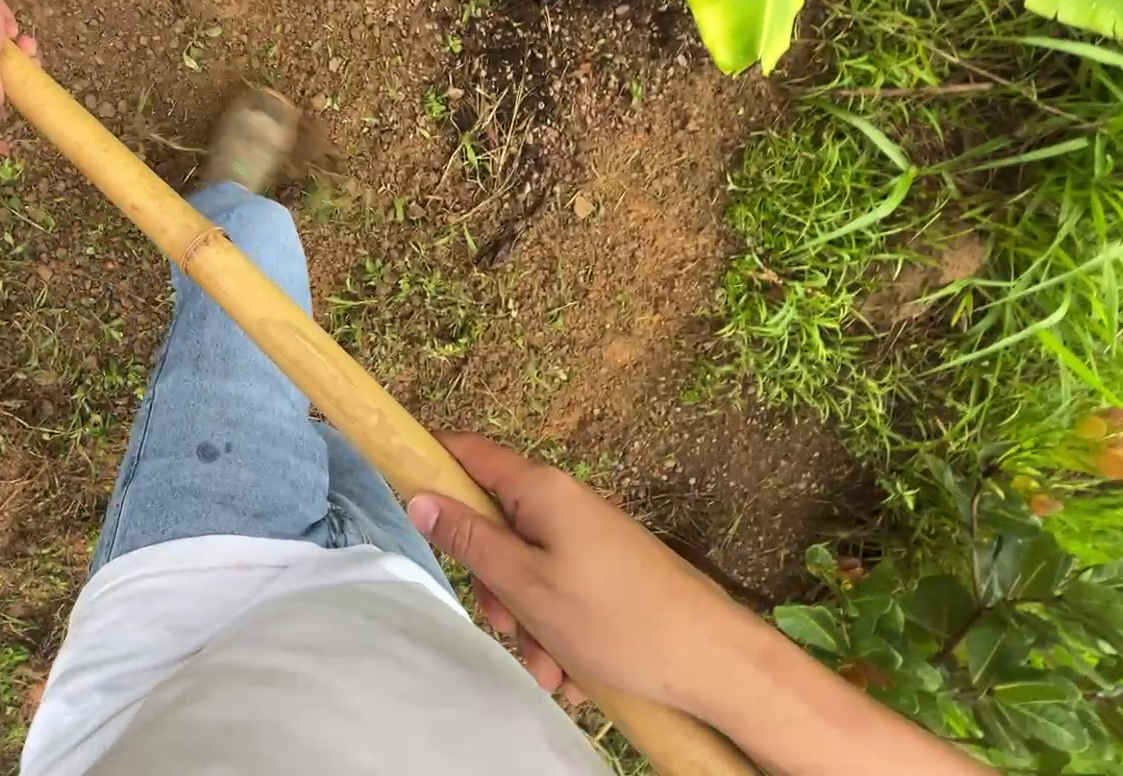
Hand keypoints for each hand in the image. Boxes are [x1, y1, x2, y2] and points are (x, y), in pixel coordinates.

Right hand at [407, 432, 762, 712]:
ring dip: (524, 617)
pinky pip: (558, 588)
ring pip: (525, 565)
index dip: (432, 461)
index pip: (469, 451)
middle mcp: (561, 501)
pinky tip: (572, 671)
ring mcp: (586, 535)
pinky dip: (554, 627)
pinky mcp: (605, 569)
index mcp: (540, 489)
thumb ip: (469, 539)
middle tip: (502, 623)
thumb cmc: (616, 618)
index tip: (403, 486)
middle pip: (494, 522)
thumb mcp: (527, 584)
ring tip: (549, 667)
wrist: (719, 664)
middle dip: (489, 577)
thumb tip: (419, 498)